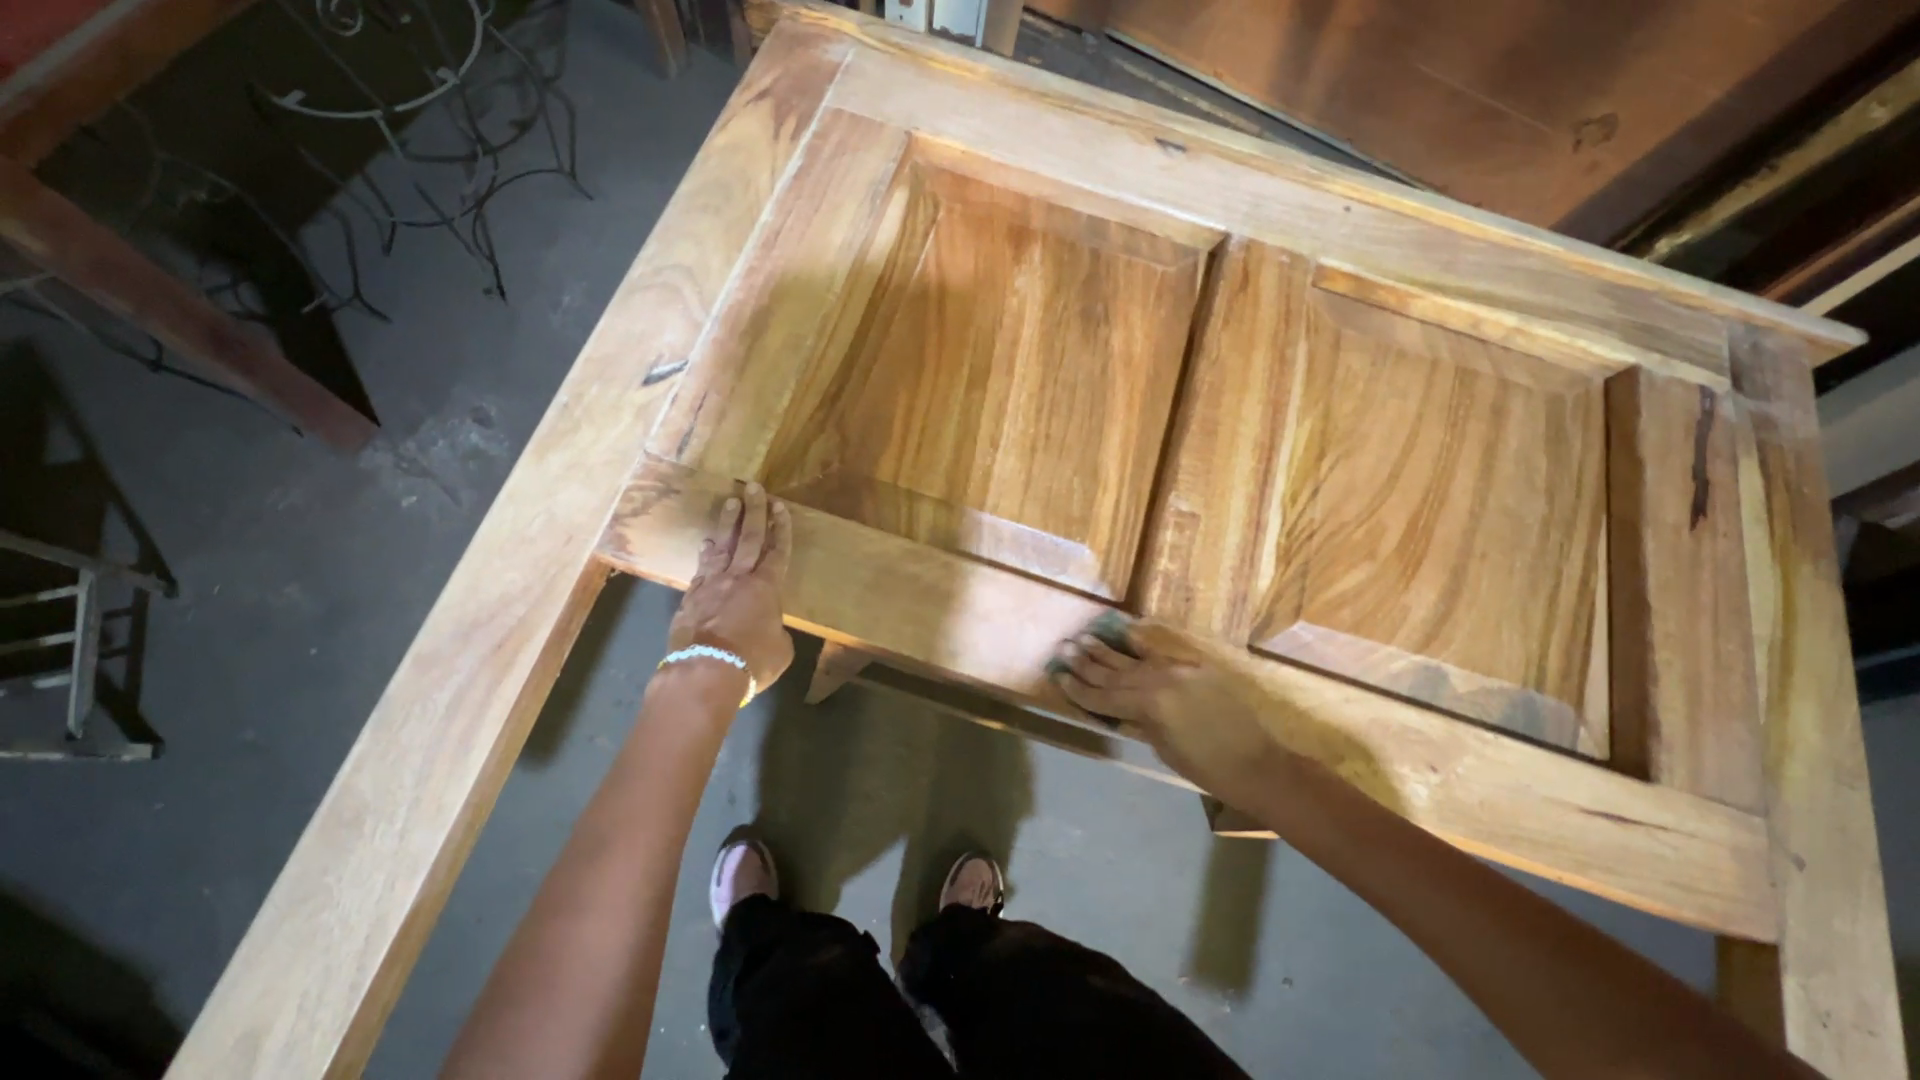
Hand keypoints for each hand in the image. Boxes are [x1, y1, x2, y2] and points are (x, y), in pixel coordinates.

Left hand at [667, 482, 794, 692]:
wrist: (706, 670)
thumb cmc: (753, 661)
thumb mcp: (781, 649)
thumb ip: (776, 629)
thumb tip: (769, 627)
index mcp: (767, 587)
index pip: (777, 551)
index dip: (781, 528)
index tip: (781, 507)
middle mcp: (739, 578)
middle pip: (749, 537)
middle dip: (755, 511)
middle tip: (756, 487)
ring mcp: (712, 584)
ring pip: (723, 546)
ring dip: (729, 522)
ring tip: (732, 500)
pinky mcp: (691, 597)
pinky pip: (702, 567)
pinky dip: (707, 552)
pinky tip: (707, 542)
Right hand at [1051, 624, 1287, 805]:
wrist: (1256, 763)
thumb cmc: (1206, 769)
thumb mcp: (1163, 746)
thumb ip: (1139, 720)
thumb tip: (1123, 706)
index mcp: (1149, 706)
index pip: (1104, 697)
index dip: (1079, 689)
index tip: (1059, 677)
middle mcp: (1160, 680)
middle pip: (1115, 673)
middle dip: (1087, 663)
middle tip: (1063, 649)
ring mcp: (1179, 669)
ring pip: (1134, 660)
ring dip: (1107, 651)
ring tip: (1083, 639)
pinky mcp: (1196, 667)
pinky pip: (1161, 654)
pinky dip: (1141, 646)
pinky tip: (1125, 633)